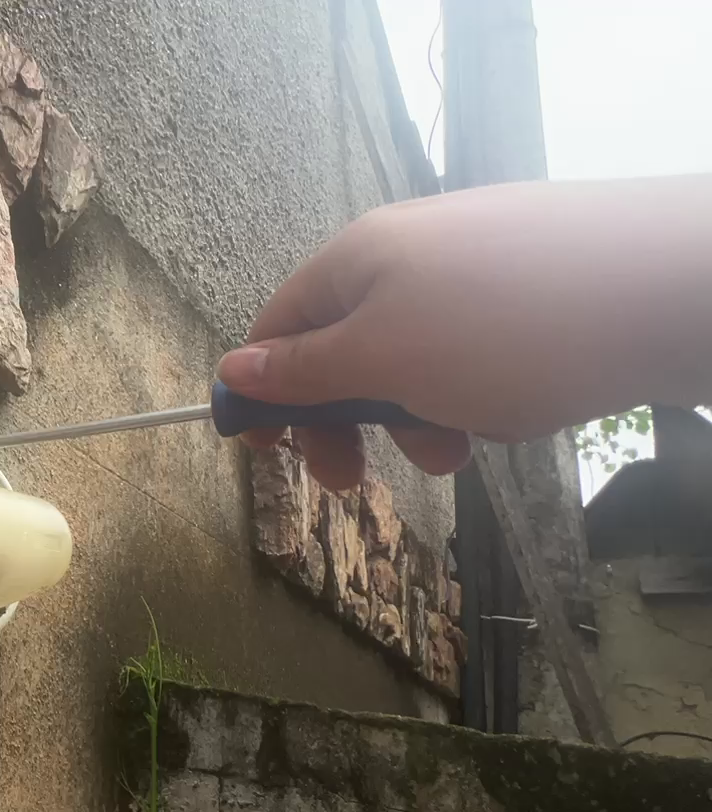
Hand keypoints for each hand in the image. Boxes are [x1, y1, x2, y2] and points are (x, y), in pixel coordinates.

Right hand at [217, 176, 711, 488]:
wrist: (709, 282)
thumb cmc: (509, 330)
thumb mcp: (379, 362)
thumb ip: (296, 372)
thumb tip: (230, 370)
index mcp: (354, 259)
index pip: (274, 330)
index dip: (261, 393)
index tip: (269, 452)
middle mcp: (408, 247)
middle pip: (338, 347)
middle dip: (341, 419)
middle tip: (350, 480)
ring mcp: (482, 256)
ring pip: (406, 352)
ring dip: (407, 414)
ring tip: (450, 453)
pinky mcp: (544, 273)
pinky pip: (470, 342)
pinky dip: (467, 388)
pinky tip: (503, 411)